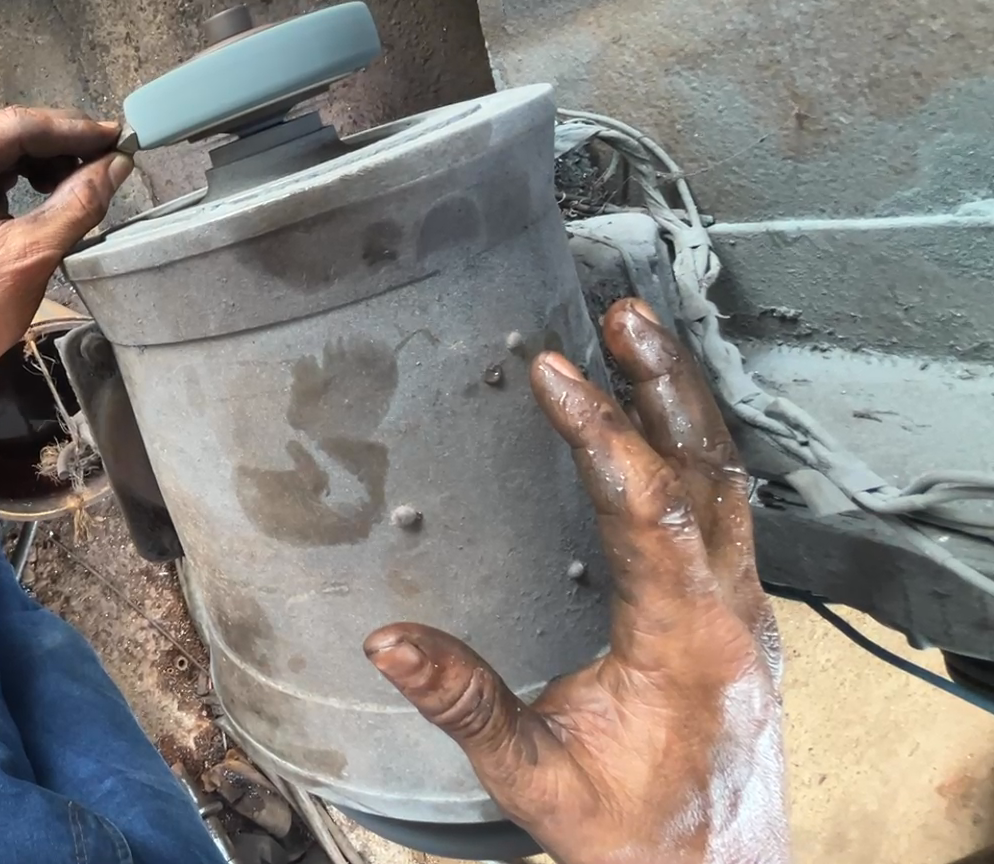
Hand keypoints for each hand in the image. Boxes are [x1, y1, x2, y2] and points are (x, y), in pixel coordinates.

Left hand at [0, 108, 129, 390]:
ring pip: (6, 153)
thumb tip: (118, 163)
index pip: (12, 128)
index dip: (69, 129)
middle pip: (8, 135)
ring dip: (50, 160)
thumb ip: (77, 203)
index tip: (115, 135)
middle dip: (62, 143)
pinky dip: (32, 178)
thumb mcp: (32, 255)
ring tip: (88, 177)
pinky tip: (59, 189)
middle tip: (111, 154)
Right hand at [365, 300, 788, 863]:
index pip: (652, 514)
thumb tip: (385, 640)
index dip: (602, 434)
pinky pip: (721, 503)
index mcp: (686, 644)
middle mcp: (730, 612)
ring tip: (637, 335)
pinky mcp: (728, 605)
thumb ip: (463, 705)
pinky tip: (654, 416)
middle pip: (712, 474)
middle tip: (620, 314)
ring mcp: (741, 606)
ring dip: (681, 401)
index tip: (554, 371)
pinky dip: (686, 441)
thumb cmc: (633, 831)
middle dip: (663, 384)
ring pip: (728, 480)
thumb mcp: (534, 779)